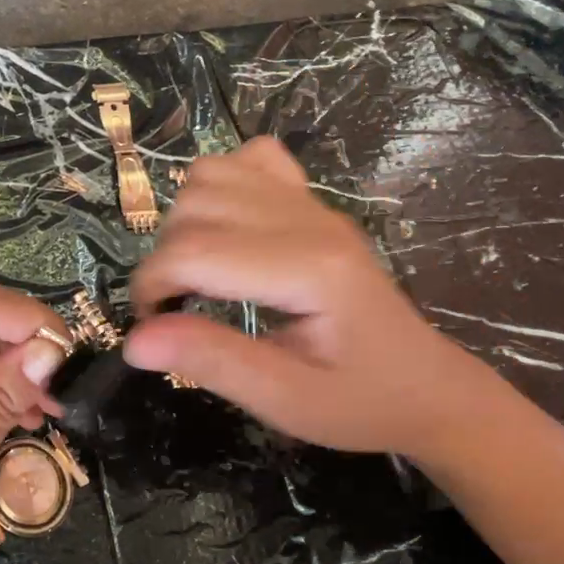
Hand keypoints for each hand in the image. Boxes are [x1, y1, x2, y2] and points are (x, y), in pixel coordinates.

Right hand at [123, 137, 501, 458]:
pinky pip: (249, 159)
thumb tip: (133, 341)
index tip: (150, 326)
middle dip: (165, 257)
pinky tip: (226, 227)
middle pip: (196, 206)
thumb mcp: (287, 402)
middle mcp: (308, 220)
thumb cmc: (361, 404)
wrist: (430, 389)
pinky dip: (221, 183)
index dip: (151, 284)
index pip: (196, 252)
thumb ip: (212, 362)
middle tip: (175, 307)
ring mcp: (310, 203)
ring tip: (196, 269)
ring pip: (211, 173)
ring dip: (184, 218)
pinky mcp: (309, 199)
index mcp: (309, 270)